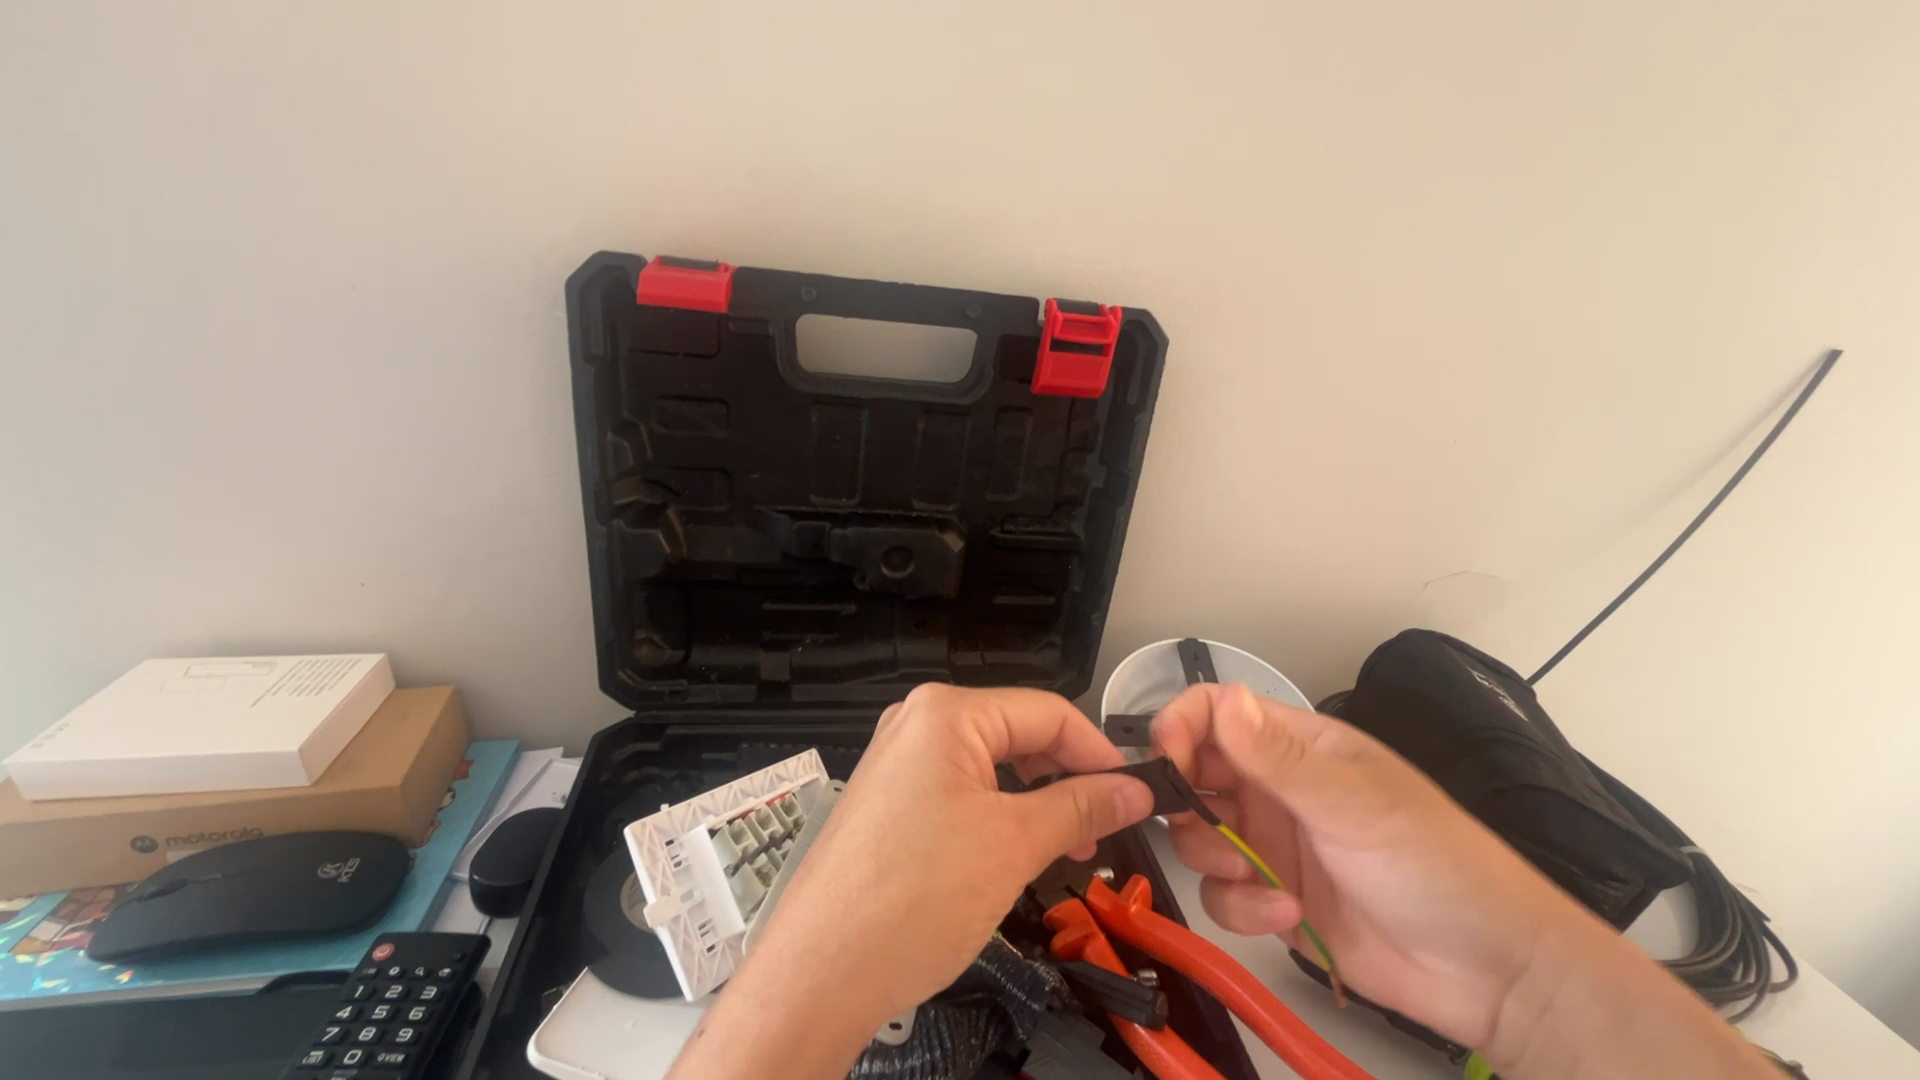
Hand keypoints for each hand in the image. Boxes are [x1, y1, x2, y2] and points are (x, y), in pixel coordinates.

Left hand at [667, 684, 1153, 1079]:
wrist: (820, 973)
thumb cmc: (906, 902)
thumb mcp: (1014, 845)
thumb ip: (1081, 807)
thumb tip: (1131, 789)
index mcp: (944, 714)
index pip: (1047, 712)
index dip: (1099, 753)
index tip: (1135, 791)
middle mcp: (916, 725)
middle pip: (1018, 735)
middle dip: (1068, 779)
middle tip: (1104, 827)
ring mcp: (899, 764)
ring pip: (992, 766)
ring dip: (1037, 801)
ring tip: (1065, 848)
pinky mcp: (891, 801)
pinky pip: (961, 790)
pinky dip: (1000, 815)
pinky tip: (1018, 851)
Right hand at [1153, 681, 1566, 1049]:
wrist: (1493, 974)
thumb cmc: (1435, 864)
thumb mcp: (1353, 804)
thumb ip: (1278, 756)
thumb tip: (1224, 696)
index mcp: (1297, 747)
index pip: (1216, 713)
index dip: (1180, 728)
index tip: (1164, 762)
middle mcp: (1274, 789)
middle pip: (1193, 774)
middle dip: (1185, 801)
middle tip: (1199, 826)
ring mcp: (1270, 846)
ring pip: (1196, 836)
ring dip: (1213, 858)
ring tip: (1258, 879)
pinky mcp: (1272, 900)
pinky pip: (1221, 894)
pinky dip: (1241, 908)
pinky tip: (1287, 917)